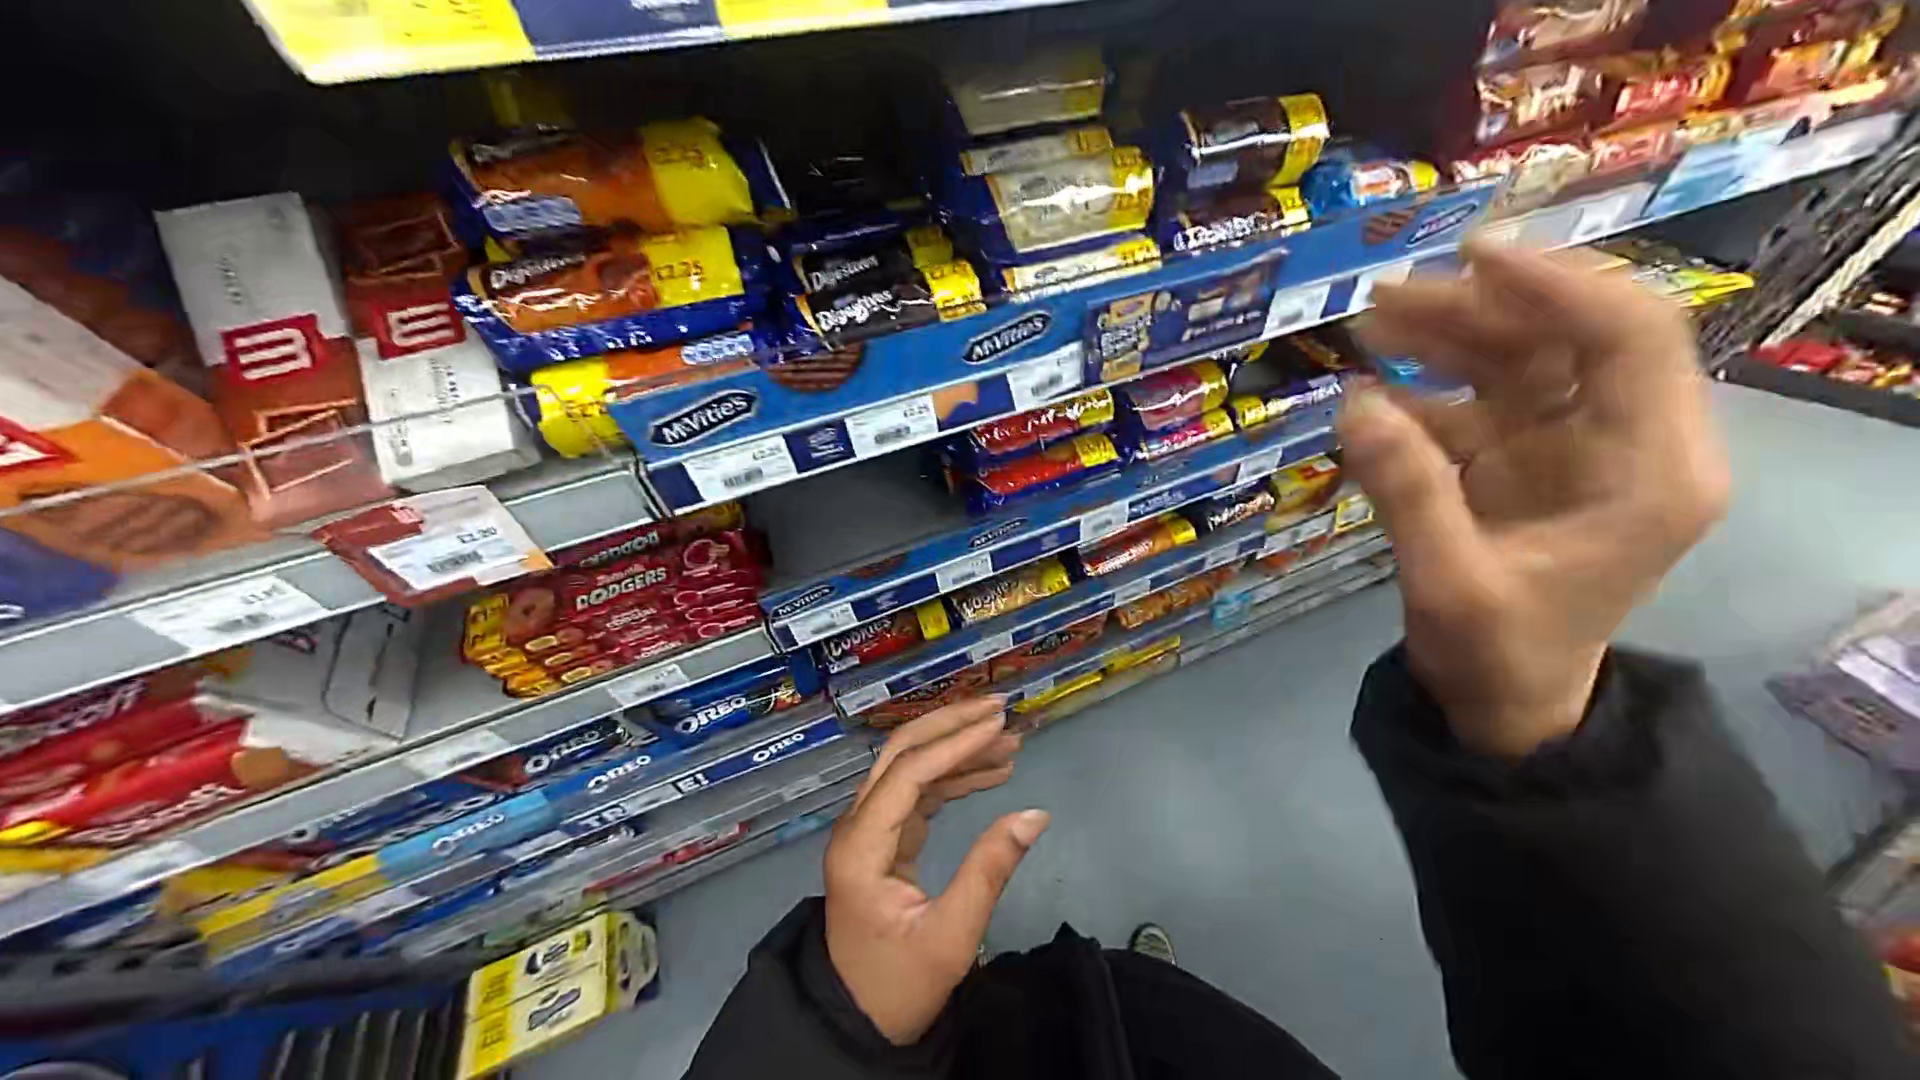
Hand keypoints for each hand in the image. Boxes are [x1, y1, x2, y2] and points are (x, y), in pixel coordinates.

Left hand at [824, 697, 1049, 1044]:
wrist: (856, 1019)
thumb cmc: (899, 985)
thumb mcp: (951, 938)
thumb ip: (990, 871)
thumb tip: (1036, 814)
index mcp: (860, 845)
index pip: (908, 774)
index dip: (954, 745)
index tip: (998, 724)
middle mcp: (858, 824)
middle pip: (901, 752)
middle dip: (951, 724)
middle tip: (1001, 709)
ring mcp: (870, 826)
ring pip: (911, 765)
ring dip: (958, 748)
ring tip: (1010, 741)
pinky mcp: (886, 835)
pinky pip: (921, 790)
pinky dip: (956, 776)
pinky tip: (993, 772)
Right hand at [1342, 240, 1729, 760]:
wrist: (1504, 701)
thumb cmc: (1498, 652)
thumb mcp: (1449, 580)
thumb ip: (1407, 491)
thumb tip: (1353, 402)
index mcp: (1650, 469)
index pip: (1627, 339)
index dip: (1555, 287)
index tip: (1470, 257)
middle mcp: (1624, 444)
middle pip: (1562, 343)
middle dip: (1476, 311)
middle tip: (1385, 295)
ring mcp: (1569, 452)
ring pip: (1516, 366)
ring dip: (1446, 339)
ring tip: (1370, 321)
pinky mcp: (1522, 466)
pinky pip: (1475, 408)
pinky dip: (1424, 393)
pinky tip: (1373, 391)